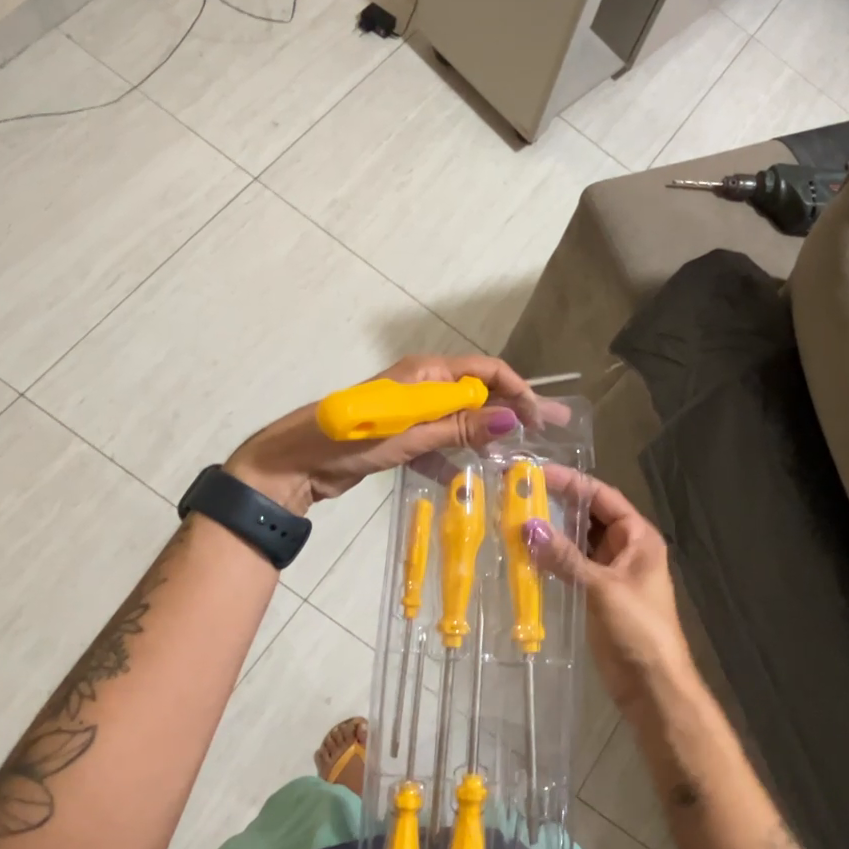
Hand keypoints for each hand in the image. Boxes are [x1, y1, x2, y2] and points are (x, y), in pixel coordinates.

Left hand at [224, 355, 566, 515]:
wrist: (297, 462)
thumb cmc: (355, 438)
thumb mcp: (413, 431)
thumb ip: (461, 426)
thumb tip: (513, 419)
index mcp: (428, 373)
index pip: (487, 370)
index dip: (518, 390)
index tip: (541, 419)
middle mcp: (424, 385)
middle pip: (479, 392)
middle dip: (513, 409)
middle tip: (551, 429)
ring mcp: (412, 411)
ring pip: (462, 419)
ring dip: (487, 435)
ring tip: (520, 457)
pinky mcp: (401, 436)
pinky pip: (440, 442)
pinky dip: (456, 455)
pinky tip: (472, 477)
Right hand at [524, 467, 691, 709]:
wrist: (652, 685)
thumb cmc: (638, 630)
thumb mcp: (601, 588)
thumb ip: (564, 557)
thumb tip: (527, 525)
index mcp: (638, 538)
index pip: (602, 497)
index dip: (571, 482)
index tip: (534, 473)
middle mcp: (625, 549)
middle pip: (589, 516)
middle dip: (556, 505)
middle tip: (515, 494)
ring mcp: (610, 573)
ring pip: (577, 543)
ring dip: (550, 533)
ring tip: (511, 519)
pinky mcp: (596, 596)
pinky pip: (571, 567)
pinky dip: (550, 559)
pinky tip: (523, 555)